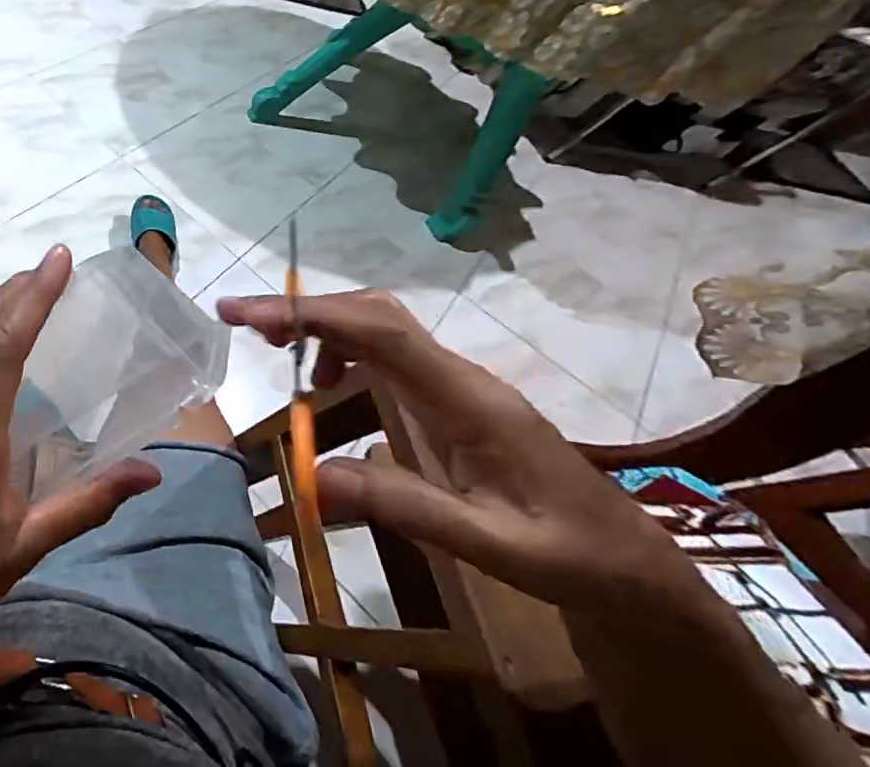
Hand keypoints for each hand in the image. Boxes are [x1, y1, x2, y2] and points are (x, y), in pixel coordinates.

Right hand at [217, 289, 699, 617]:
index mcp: (469, 400)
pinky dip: (343, 351)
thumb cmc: (571, 556)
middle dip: (306, 308)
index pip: (382, 334)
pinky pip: (387, 354)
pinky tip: (325, 383)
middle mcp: (458, 376)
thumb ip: (409, 506)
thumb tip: (314, 475)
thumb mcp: (495, 547)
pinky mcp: (449, 397)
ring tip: (273, 348)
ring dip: (322, 326)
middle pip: (375, 314)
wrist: (627, 561)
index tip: (250, 315)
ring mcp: (454, 383)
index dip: (313, 315)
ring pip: (380, 326)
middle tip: (242, 322)